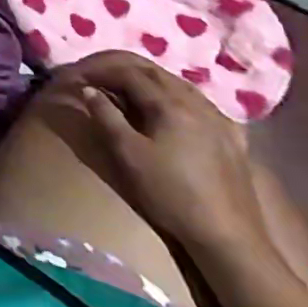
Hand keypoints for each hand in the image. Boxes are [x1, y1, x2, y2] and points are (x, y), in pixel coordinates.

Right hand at [65, 51, 269, 247]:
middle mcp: (195, 100)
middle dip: (120, 67)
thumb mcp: (130, 157)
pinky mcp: (230, 135)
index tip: (77, 76)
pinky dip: (173, 95)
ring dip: (147, 79)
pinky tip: (170, 106)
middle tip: (96, 73)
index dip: (99, 70)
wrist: (229, 239)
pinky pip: (197, 101)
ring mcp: (217, 116)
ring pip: (176, 83)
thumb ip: (107, 117)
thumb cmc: (172, 195)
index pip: (128, 72)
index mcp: (170, 102)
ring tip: (125, 86)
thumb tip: (89, 90)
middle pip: (152, 71)